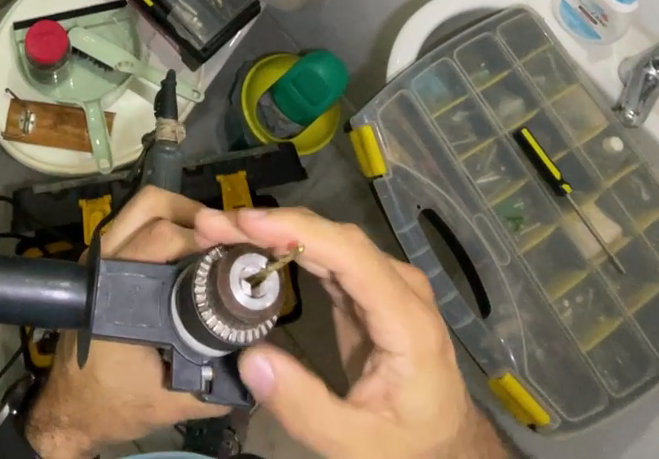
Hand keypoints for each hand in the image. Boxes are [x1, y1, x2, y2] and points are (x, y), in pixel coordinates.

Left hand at [24, 188, 228, 458]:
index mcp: (113, 292)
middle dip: (193, 213)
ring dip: (181, 214)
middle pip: (150, 205)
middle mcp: (102, 262)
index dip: (200, 237)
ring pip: (142, 207)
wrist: (70, 410)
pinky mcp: (102, 260)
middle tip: (224, 238)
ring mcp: (98, 256)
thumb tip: (253, 357)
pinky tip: (191, 249)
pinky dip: (167, 224)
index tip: (231, 251)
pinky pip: (136, 222)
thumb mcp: (166, 400)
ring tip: (212, 240)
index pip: (159, 238)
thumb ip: (210, 384)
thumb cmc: (111, 403)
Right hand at [193, 207, 507, 458]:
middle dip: (270, 226)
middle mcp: (399, 287)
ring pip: (325, 241)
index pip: (350, 254)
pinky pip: (324, 256)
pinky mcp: (366, 288)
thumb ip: (304, 405)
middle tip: (213, 226)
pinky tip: (250, 245)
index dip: (297, 230)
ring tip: (221, 230)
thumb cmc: (407, 444)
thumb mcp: (356, 443)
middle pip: (333, 239)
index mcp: (406, 319)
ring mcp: (384, 283)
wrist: (445, 446)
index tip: (247, 221)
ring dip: (272, 231)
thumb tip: (249, 356)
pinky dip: (284, 246)